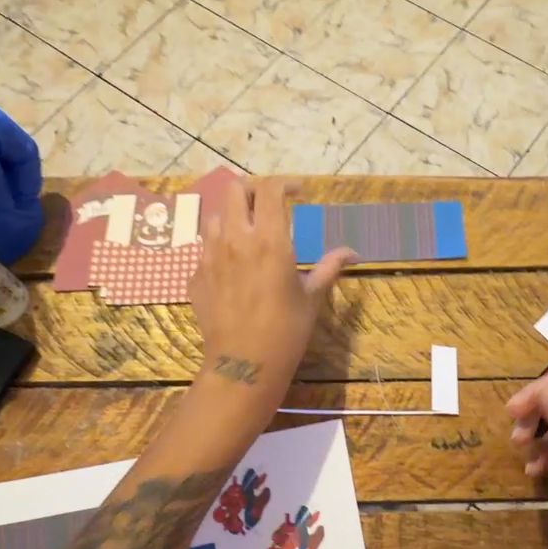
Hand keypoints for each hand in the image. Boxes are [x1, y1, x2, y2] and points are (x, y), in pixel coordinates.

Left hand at [190, 178, 353, 394]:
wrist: (243, 365)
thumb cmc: (286, 331)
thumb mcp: (312, 297)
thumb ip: (328, 267)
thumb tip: (351, 252)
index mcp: (269, 240)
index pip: (270, 190)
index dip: (285, 183)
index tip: (297, 191)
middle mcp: (235, 240)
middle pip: (235, 190)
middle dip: (253, 191)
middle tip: (268, 206)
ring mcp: (210, 256)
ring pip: (215, 216)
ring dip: (232, 216)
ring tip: (248, 232)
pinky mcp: (196, 276)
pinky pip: (204, 248)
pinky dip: (219, 246)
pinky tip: (233, 266)